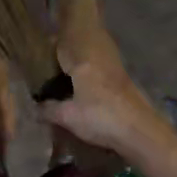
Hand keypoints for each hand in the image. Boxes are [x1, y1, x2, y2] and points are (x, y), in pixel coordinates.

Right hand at [40, 40, 162, 152]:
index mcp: (82, 61)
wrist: (142, 131)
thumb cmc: (101, 118)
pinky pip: (102, 64)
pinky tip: (87, 83)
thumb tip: (34, 108)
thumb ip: (49, 110)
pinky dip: (92, 68)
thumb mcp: (69, 117)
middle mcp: (98, 57)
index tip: (39, 52)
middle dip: (66, 50)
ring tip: (67, 72)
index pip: (62, 45)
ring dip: (81, 58)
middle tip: (51, 62)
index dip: (50, 46)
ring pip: (93, 54)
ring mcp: (114, 66)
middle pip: (79, 46)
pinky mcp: (124, 78)